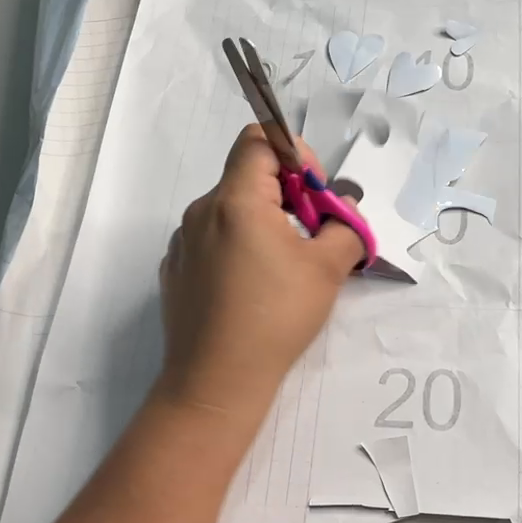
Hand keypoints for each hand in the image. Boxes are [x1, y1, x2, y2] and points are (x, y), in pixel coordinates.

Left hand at [155, 124, 365, 428]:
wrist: (216, 382)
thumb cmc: (276, 317)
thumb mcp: (328, 269)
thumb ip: (345, 227)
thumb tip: (343, 214)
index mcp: (236, 200)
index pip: (259, 140)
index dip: (295, 153)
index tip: (315, 193)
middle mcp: (202, 211)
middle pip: (248, 175)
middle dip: (288, 193)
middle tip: (313, 234)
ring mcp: (183, 242)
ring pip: (231, 209)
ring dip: (264, 221)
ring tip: (285, 267)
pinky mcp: (176, 269)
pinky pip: (212, 239)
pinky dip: (238, 247)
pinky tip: (253, 288)